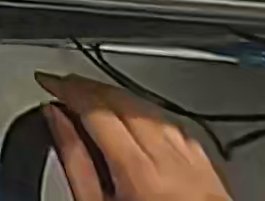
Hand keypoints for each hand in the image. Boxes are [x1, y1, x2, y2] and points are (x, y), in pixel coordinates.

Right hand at [37, 73, 231, 200]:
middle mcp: (177, 170)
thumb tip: (53, 114)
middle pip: (126, 104)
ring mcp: (202, 176)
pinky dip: (151, 117)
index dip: (66, 88)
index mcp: (142, 178)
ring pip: (154, 112)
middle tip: (63, 85)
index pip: (97, 110)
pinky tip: (136, 119)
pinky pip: (180, 133)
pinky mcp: (218, 184)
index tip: (45, 80)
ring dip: (118, 97)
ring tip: (93, 97)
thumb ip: (73, 159)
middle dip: (89, 87)